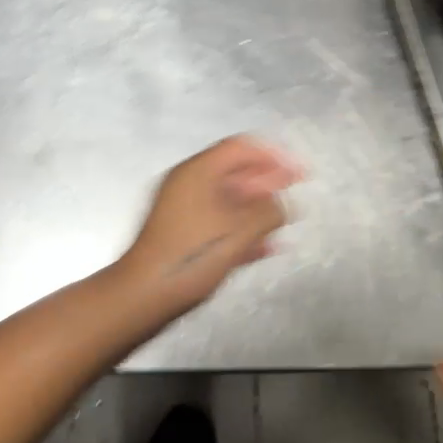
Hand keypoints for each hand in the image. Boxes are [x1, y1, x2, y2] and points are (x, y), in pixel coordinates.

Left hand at [113, 136, 299, 317]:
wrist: (144, 294)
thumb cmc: (193, 254)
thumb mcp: (240, 230)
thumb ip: (268, 211)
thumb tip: (280, 205)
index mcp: (197, 171)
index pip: (240, 148)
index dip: (273, 156)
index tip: (297, 173)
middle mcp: (187, 183)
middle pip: (233, 171)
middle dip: (266, 182)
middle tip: (293, 193)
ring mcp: (181, 209)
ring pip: (226, 199)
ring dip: (256, 207)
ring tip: (284, 221)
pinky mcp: (180, 235)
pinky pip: (217, 222)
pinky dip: (240, 228)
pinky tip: (263, 247)